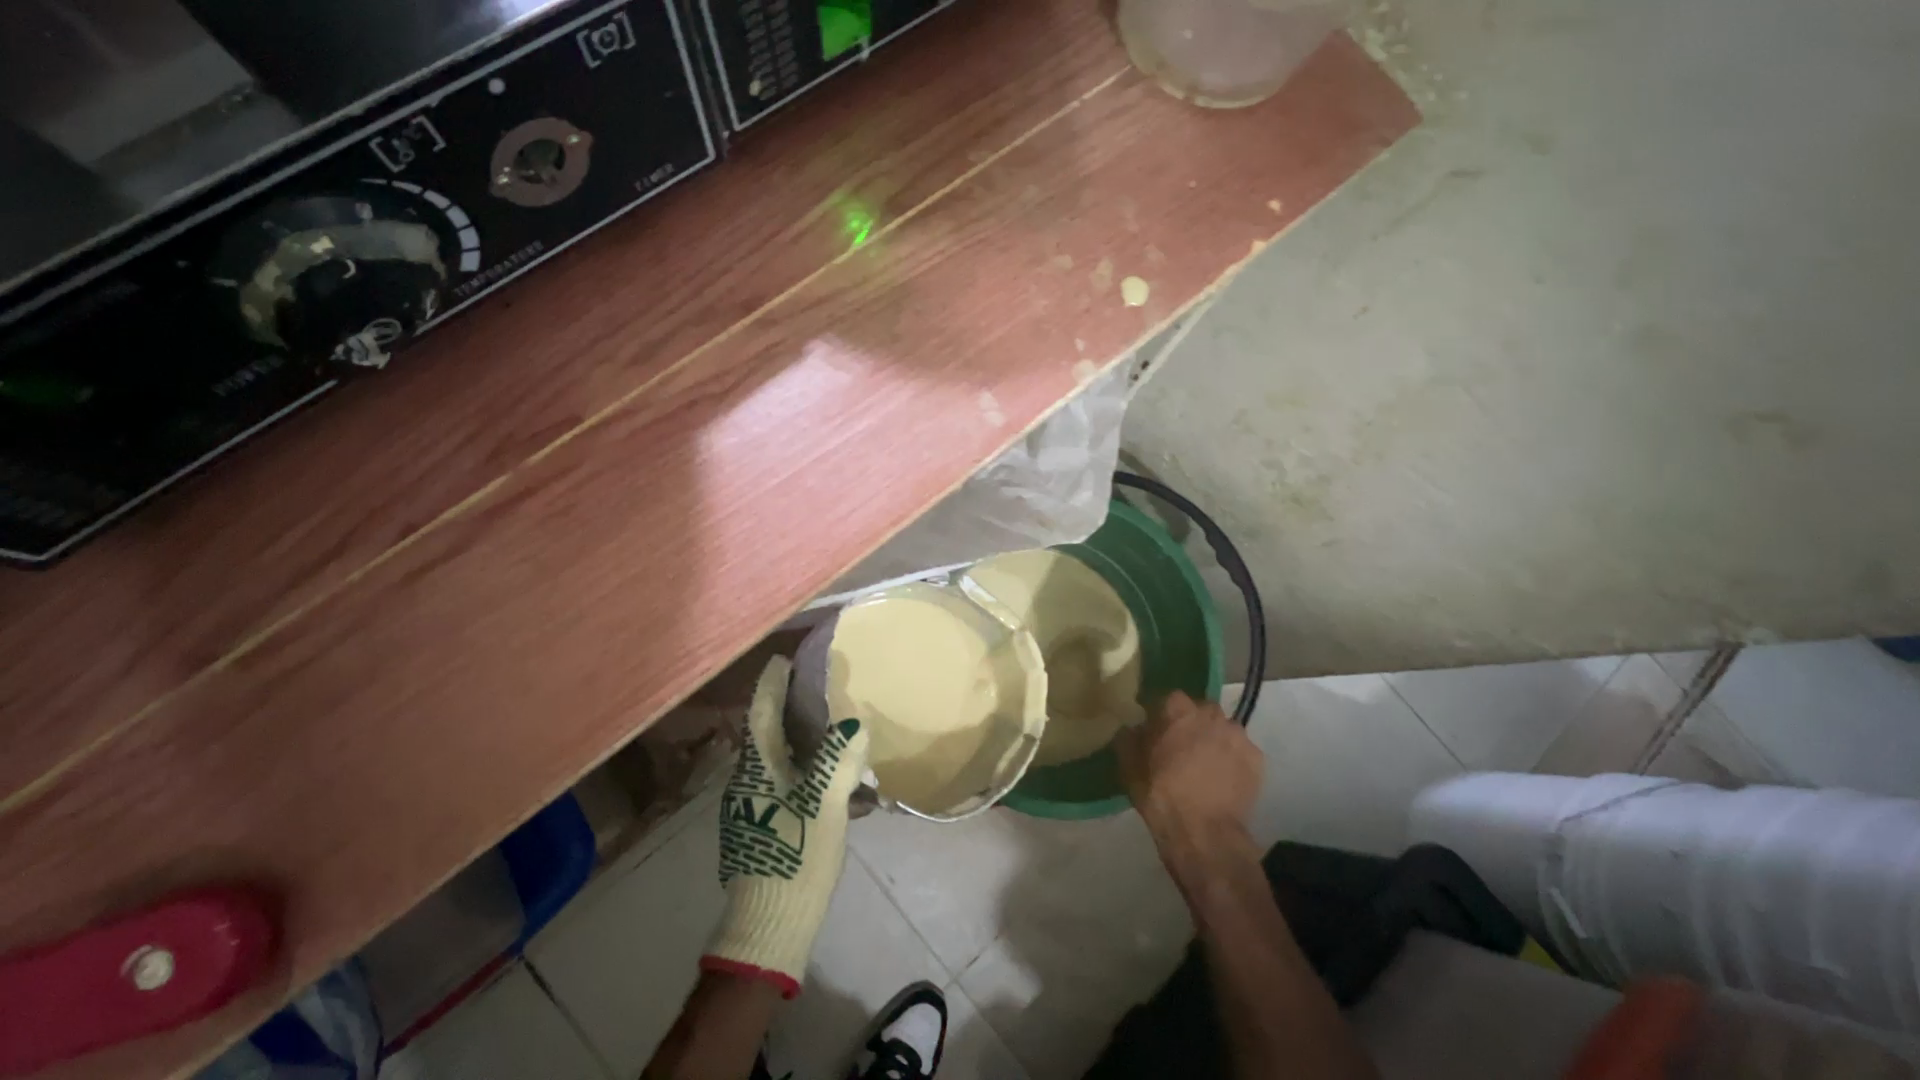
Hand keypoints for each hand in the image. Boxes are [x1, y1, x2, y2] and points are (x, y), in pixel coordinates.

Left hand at [701, 656, 869, 998]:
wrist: (769, 926)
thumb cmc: (795, 857)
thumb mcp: (825, 805)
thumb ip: (839, 761)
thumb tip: (854, 724)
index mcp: (756, 770)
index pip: (760, 713)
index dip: (772, 684)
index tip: (783, 659)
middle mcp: (746, 784)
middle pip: (767, 736)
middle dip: (790, 712)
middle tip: (819, 691)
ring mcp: (751, 810)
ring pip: (779, 765)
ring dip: (803, 748)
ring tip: (837, 739)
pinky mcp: (761, 832)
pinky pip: (786, 790)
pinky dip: (809, 780)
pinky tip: (842, 794)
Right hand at [1117, 691, 1261, 843]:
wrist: (1203, 832)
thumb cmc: (1160, 796)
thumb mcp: (1130, 768)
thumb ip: (1130, 740)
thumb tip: (1132, 727)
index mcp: (1178, 711)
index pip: (1170, 700)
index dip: (1164, 716)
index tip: (1159, 733)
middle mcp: (1212, 715)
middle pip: (1202, 711)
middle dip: (1194, 725)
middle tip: (1185, 750)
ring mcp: (1238, 735)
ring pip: (1225, 730)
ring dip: (1216, 741)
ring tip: (1208, 768)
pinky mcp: (1258, 758)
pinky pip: (1242, 752)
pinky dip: (1234, 761)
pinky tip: (1225, 781)